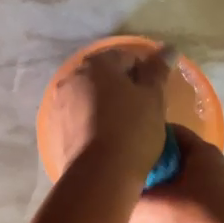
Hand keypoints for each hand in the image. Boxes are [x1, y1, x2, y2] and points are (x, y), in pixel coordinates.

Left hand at [39, 45, 171, 179]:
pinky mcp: (55, 127)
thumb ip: (158, 70)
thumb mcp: (153, 97)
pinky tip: (106, 136)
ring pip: (89, 95)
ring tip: (124, 125)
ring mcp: (60, 102)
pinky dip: (91, 120)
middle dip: (122, 87)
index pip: (126, 57)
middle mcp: (72, 76)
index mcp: (97, 64)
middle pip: (104, 75)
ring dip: (105, 103)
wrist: (100, 174)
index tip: (155, 94)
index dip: (144, 73)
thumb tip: (168, 48)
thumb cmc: (133, 129)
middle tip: (142, 109)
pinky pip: (78, 116)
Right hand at [128, 126, 223, 222]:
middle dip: (150, 169)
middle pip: (176, 160)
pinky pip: (192, 212)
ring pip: (184, 188)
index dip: (145, 136)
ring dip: (161, 196)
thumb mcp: (152, 209)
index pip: (171, 132)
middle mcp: (217, 170)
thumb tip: (106, 207)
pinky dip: (174, 217)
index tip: (120, 148)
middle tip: (121, 178)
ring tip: (133, 205)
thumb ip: (126, 203)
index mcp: (204, 154)